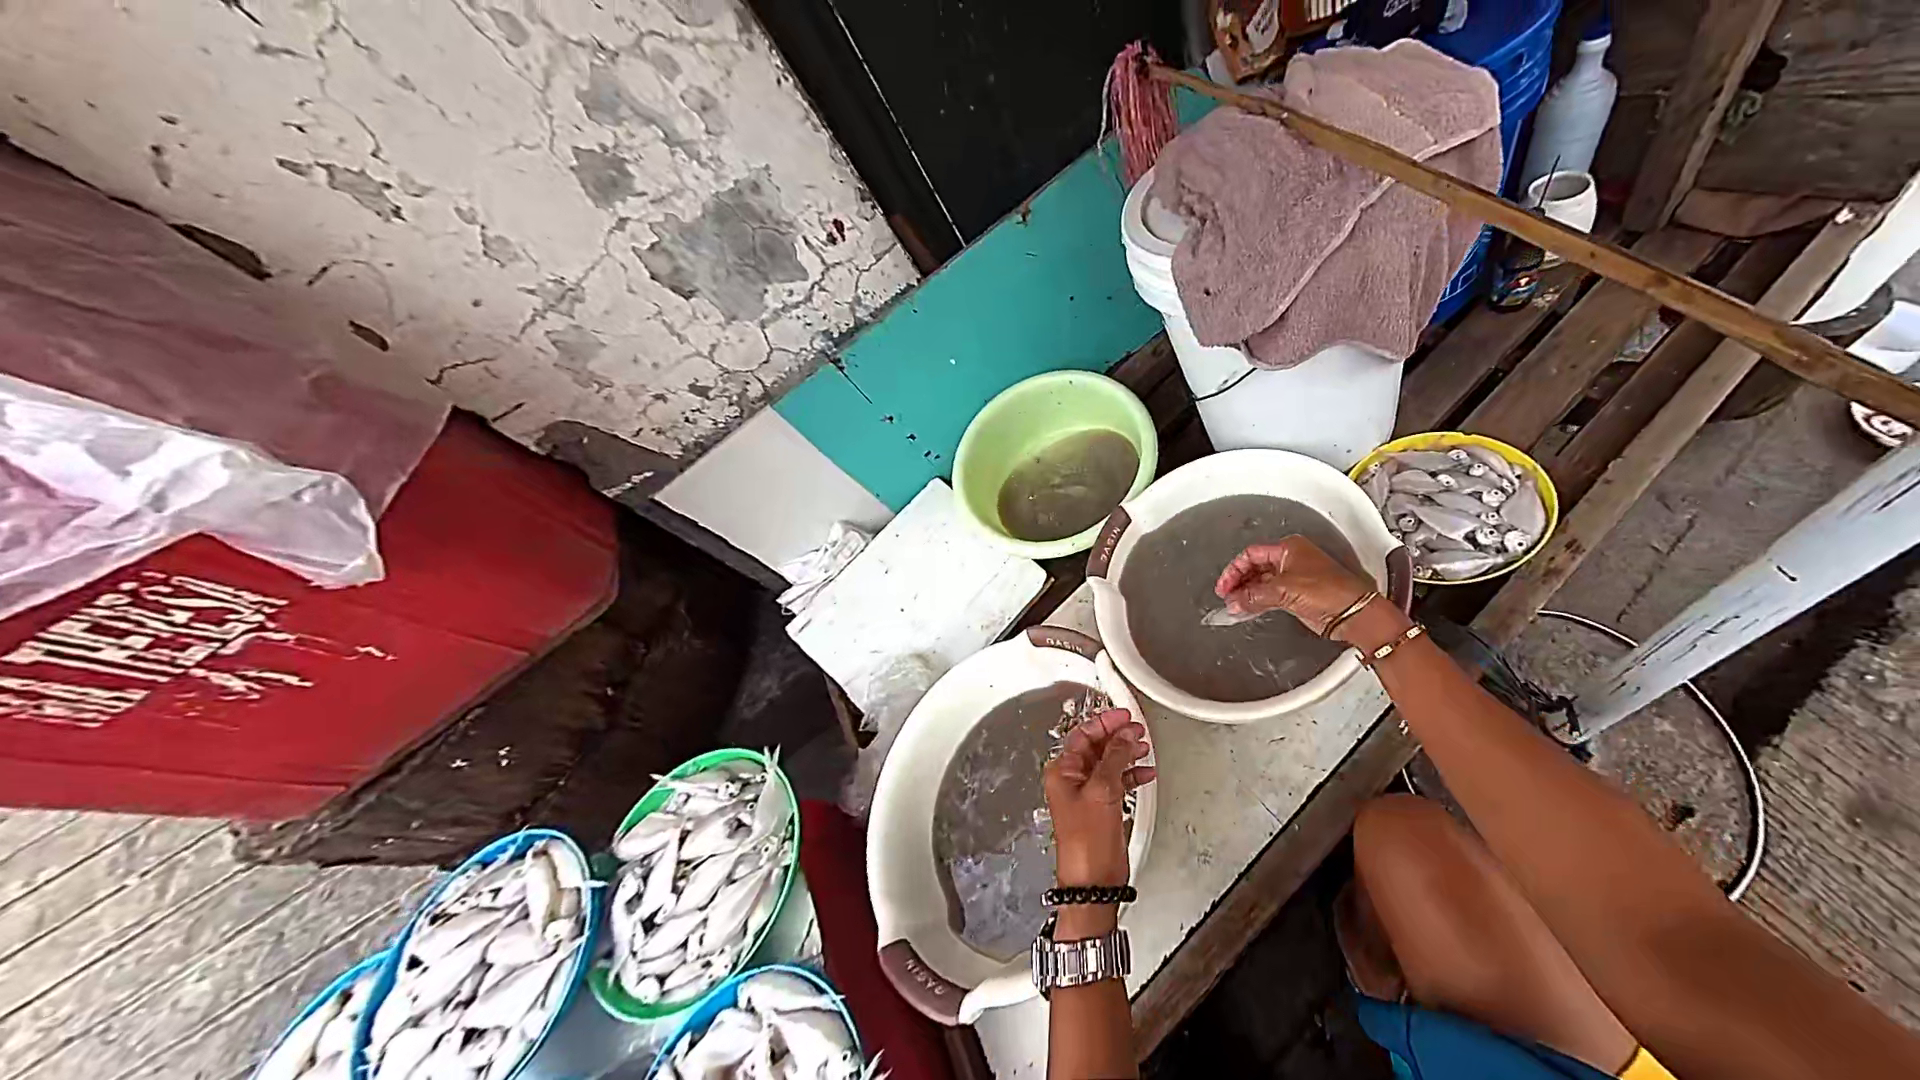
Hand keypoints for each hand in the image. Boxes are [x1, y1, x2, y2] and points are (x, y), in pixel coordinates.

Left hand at [1044, 709, 1154, 887]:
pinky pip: (1116, 781)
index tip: (1123, 715)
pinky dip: (1130, 774)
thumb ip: (1114, 759)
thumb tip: (1123, 737)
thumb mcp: (1102, 791)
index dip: (1104, 722)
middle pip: (1096, 746)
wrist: (1094, 880)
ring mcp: (1087, 794)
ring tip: (1143, 747)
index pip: (1083, 735)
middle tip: (1137, 729)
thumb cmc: (1087, 842)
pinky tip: (1144, 772)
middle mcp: (1072, 780)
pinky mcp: (1101, 807)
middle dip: (1117, 736)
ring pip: (1108, 763)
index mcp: (1062, 771)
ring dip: (1126, 753)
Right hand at [1214, 534, 1375, 637]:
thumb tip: (1234, 601)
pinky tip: (1248, 609)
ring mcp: (1295, 577)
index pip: (1250, 554)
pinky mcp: (1298, 594)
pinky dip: (1257, 602)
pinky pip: (1270, 595)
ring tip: (1235, 605)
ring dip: (1247, 594)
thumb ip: (1253, 595)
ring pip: (1261, 582)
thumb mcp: (1283, 589)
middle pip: (1255, 567)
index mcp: (1289, 548)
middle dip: (1239, 583)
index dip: (1234, 570)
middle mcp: (1292, 559)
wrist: (1354, 614)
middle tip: (1227, 597)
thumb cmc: (1330, 592)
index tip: (1224, 586)